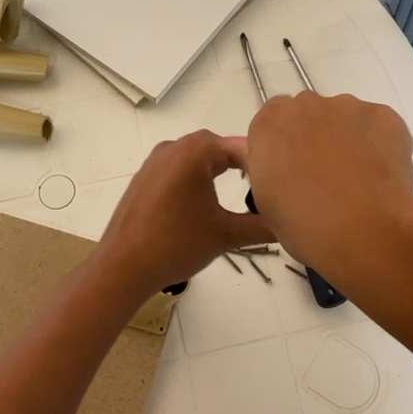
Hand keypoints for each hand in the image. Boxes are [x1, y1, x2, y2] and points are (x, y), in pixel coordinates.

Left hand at [94, 130, 271, 294]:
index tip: (283, 185)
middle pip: (222, 149)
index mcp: (195, 151)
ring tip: (243, 198)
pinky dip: (199, 180)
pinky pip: (181, 169)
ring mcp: (156, 161)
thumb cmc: (176, 244)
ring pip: (200, 159)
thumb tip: (290, 223)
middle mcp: (174, 146)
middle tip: (267, 191)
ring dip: (222, 173)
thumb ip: (263, 226)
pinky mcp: (145, 177)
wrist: (122, 267)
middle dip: (246, 167)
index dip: (267, 165)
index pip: (244, 147)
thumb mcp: (227, 234)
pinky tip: (208, 205)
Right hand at [244, 92, 412, 284]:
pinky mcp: (384, 116)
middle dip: (314, 139)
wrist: (364, 232)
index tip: (291, 174)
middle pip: (308, 115)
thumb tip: (267, 161)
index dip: (283, 149)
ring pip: (344, 118)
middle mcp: (306, 105)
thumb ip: (263, 169)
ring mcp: (348, 106)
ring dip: (347, 140)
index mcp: (269, 123)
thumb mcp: (265, 203)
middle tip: (324, 179)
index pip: (271, 124)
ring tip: (357, 182)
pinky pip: (376, 126)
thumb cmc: (304, 224)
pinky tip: (379, 176)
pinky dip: (378, 144)